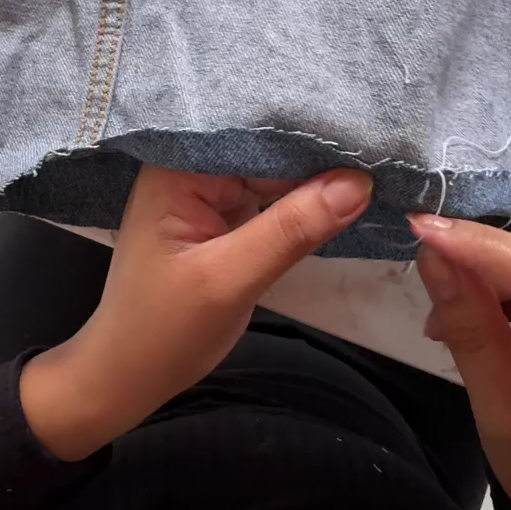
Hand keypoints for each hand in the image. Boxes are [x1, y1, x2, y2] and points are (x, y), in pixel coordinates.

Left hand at [20, 163, 372, 459]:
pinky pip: (265, 197)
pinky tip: (339, 195)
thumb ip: (291, 229)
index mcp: (174, 169)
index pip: (250, 135)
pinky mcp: (217, 216)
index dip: (307, 135)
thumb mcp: (229, 279)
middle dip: (315, 153)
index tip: (367, 132)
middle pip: (262, 149)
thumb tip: (358, 182)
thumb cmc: (162, 331)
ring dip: (312, 177)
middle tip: (383, 148)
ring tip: (373, 163)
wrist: (127, 377)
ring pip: (269, 173)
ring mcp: (202, 193)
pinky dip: (298, 202)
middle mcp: (186, 169)